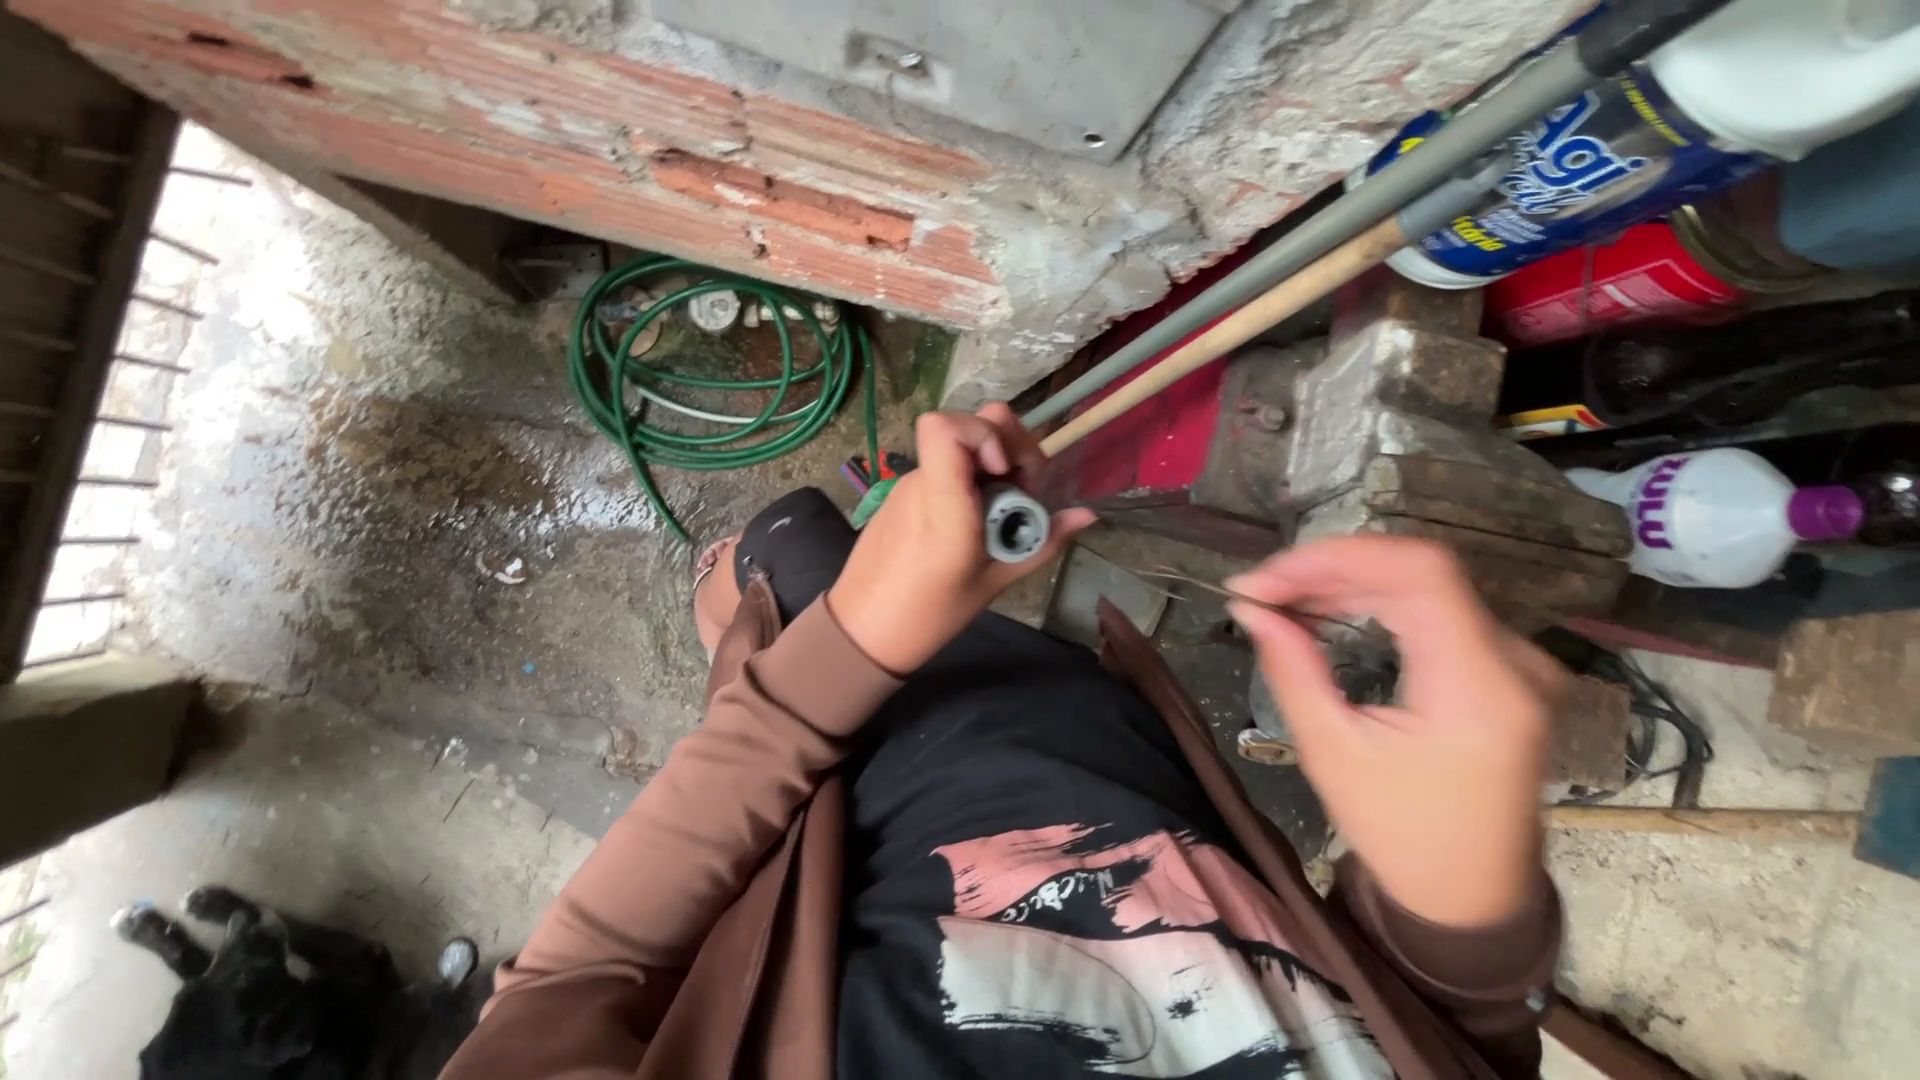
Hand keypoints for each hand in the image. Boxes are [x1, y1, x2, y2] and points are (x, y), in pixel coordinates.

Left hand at [827, 404, 1094, 674]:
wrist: (864, 631)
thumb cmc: (929, 615)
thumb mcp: (993, 582)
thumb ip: (1040, 542)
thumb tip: (1087, 515)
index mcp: (943, 503)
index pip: (946, 427)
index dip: (985, 435)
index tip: (1005, 472)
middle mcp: (924, 482)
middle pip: (971, 423)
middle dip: (1010, 447)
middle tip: (1025, 491)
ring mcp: (910, 484)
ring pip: (962, 447)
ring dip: (994, 465)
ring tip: (1006, 510)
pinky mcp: (904, 494)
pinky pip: (946, 468)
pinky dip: (972, 479)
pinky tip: (979, 519)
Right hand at [1226, 536, 1564, 928]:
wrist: (1469, 893)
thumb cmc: (1398, 832)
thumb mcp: (1332, 752)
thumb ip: (1293, 668)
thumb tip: (1250, 608)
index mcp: (1477, 686)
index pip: (1416, 572)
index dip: (1335, 556)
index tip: (1267, 578)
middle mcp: (1512, 660)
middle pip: (1417, 571)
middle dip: (1330, 568)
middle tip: (1262, 590)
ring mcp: (1516, 661)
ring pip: (1425, 583)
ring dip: (1348, 580)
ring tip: (1284, 597)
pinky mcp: (1504, 668)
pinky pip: (1436, 608)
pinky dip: (1376, 600)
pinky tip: (1330, 609)